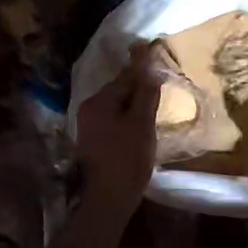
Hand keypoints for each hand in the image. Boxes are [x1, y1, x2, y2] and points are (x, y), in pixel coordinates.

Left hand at [76, 48, 161, 219]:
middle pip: (118, 90)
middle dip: (138, 84)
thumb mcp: (142, 124)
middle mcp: (89, 108)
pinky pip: (113, 119)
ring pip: (116, 105)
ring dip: (133, 101)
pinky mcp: (93, 141)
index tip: (154, 48)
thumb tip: (151, 68)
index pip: (125, 76)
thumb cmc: (127, 159)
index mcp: (99, 101)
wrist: (108, 198)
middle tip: (159, 77)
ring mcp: (89, 126)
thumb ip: (146, 95)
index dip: (142, 65)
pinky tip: (140, 122)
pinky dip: (127, 116)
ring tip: (154, 99)